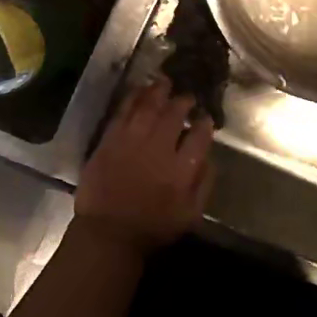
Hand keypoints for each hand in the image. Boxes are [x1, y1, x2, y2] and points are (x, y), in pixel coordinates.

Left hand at [76, 77, 213, 253]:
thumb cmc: (153, 227)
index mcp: (182, 169)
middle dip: (183, 102)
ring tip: (165, 81)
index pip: (200, 136)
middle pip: (174, 115)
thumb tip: (209, 158)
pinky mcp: (109, 142)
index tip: (206, 119)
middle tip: (187, 97)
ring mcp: (132, 142)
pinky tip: (139, 90)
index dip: (205, 124)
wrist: (108, 234)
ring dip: (158, 92)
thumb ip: (204, 184)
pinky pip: (123, 113)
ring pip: (148, 108)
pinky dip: (132, 98)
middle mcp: (159, 149)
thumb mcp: (191, 214)